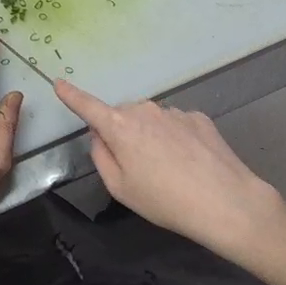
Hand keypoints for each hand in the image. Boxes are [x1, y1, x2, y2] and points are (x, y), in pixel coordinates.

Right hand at [54, 80, 285, 254]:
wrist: (226, 201)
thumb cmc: (164, 200)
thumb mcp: (120, 188)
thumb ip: (102, 157)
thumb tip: (100, 137)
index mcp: (119, 127)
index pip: (87, 106)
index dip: (71, 95)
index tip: (59, 83)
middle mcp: (144, 110)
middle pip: (122, 116)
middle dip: (122, 133)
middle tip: (136, 168)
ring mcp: (174, 112)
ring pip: (150, 120)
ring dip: (150, 136)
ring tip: (169, 170)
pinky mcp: (199, 118)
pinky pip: (175, 124)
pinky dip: (175, 139)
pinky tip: (190, 163)